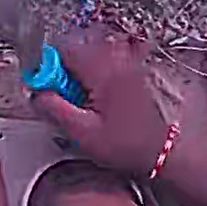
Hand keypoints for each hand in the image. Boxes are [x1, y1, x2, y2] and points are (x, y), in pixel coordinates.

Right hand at [30, 34, 206, 188]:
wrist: (171, 156)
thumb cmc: (130, 147)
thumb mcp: (83, 133)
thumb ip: (54, 109)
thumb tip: (35, 93)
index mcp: (102, 70)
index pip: (63, 49)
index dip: (48, 67)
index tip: (46, 87)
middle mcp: (118, 60)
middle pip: (76, 51)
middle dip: (64, 73)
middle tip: (67, 100)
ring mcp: (130, 64)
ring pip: (91, 58)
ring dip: (81, 76)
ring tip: (87, 105)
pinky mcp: (138, 72)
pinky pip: (108, 65)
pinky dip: (98, 79)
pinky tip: (103, 103)